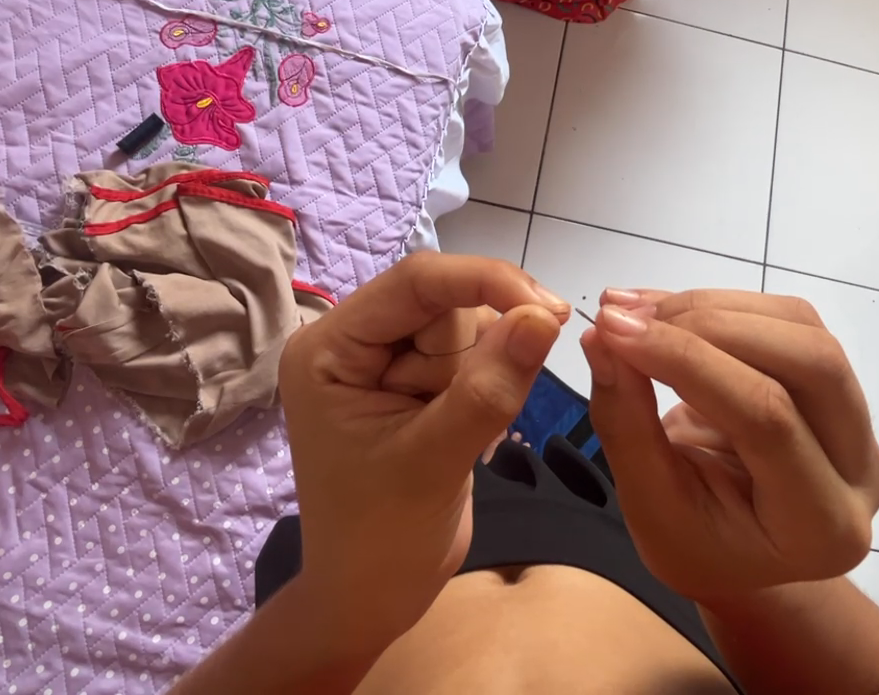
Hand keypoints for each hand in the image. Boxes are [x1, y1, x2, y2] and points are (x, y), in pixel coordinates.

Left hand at [277, 252, 566, 641]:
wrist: (373, 598)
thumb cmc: (383, 540)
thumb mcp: (435, 462)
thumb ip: (489, 387)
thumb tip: (544, 317)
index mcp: (330, 347)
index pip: (415, 283)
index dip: (484, 281)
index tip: (549, 309)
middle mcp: (353, 339)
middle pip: (444, 303)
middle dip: (476, 353)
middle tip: (472, 421)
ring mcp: (384, 358)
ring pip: (466, 324)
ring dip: (484, 373)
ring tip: (462, 438)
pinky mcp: (413, 378)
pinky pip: (472, 351)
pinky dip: (488, 385)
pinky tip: (469, 436)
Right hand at [580, 289, 878, 604]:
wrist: (741, 549)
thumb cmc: (697, 543)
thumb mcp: (649, 504)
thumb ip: (625, 420)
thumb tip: (601, 335)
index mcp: (822, 524)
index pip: (767, 418)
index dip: (687, 359)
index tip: (612, 329)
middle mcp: (862, 467)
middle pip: (810, 358)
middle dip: (709, 322)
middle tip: (627, 318)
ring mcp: (859, 419)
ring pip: (800, 325)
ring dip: (709, 305)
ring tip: (635, 311)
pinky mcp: (835, 380)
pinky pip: (784, 317)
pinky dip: (716, 304)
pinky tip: (662, 312)